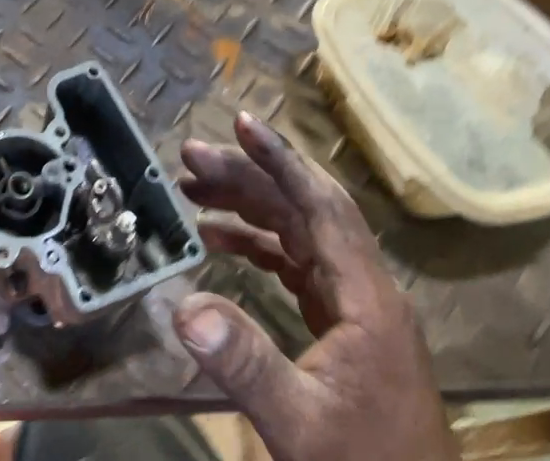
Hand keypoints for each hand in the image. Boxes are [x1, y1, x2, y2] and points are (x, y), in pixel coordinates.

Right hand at [176, 112, 456, 460]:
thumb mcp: (300, 425)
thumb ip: (244, 364)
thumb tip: (182, 306)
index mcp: (368, 299)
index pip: (322, 207)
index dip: (280, 161)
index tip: (238, 124)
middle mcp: (366, 290)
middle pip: (306, 210)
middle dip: (249, 177)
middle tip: (189, 158)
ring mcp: (357, 308)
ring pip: (301, 233)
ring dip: (249, 206)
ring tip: (192, 191)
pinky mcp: (345, 326)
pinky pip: (297, 265)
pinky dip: (257, 245)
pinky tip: (220, 241)